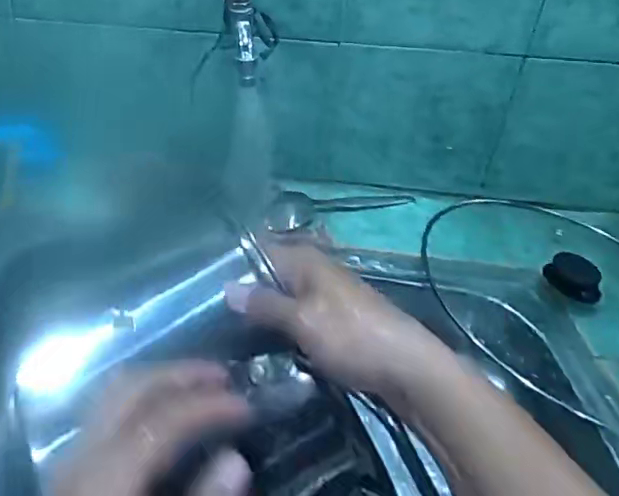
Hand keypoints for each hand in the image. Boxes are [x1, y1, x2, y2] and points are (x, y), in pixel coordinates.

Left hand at [51, 362, 253, 495]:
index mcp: (103, 481)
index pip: (159, 421)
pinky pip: (103, 414)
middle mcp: (78, 458)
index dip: (206, 404)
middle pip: (130, 390)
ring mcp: (66, 464)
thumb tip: (235, 460)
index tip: (247, 403)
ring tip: (199, 386)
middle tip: (224, 377)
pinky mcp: (65, 477)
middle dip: (180, 376)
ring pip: (112, 394)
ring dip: (158, 382)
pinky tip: (162, 415)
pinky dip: (138, 400)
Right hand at [225, 243, 445, 399]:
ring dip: (267, 314)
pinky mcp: (338, 321)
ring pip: (286, 298)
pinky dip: (286, 327)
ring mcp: (328, 294)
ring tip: (236, 334)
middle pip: (272, 275)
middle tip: (216, 316)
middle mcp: (315, 268)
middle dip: (248, 292)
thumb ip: (264, 304)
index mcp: (304, 258)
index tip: (207, 286)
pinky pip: (301, 316)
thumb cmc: (352, 337)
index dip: (235, 265)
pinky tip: (271, 346)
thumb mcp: (302, 321)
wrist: (410, 369)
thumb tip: (227, 286)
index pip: (259, 249)